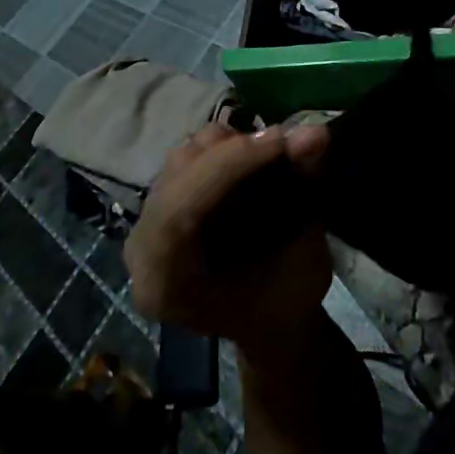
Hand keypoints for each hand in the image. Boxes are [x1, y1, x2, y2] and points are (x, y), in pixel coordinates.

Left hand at [126, 123, 331, 354]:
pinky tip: (255, 157)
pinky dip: (225, 151)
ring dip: (231, 148)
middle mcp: (140, 248)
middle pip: (178, 175)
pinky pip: (189, 159)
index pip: (179, 209)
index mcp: (162, 283)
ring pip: (184, 158)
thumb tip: (315, 133)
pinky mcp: (162, 199)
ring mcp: (146, 221)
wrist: (269, 321)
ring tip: (274, 152)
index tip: (278, 140)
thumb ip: (305, 193)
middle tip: (284, 140)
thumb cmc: (283, 303)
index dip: (228, 165)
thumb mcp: (305, 259)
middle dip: (234, 151)